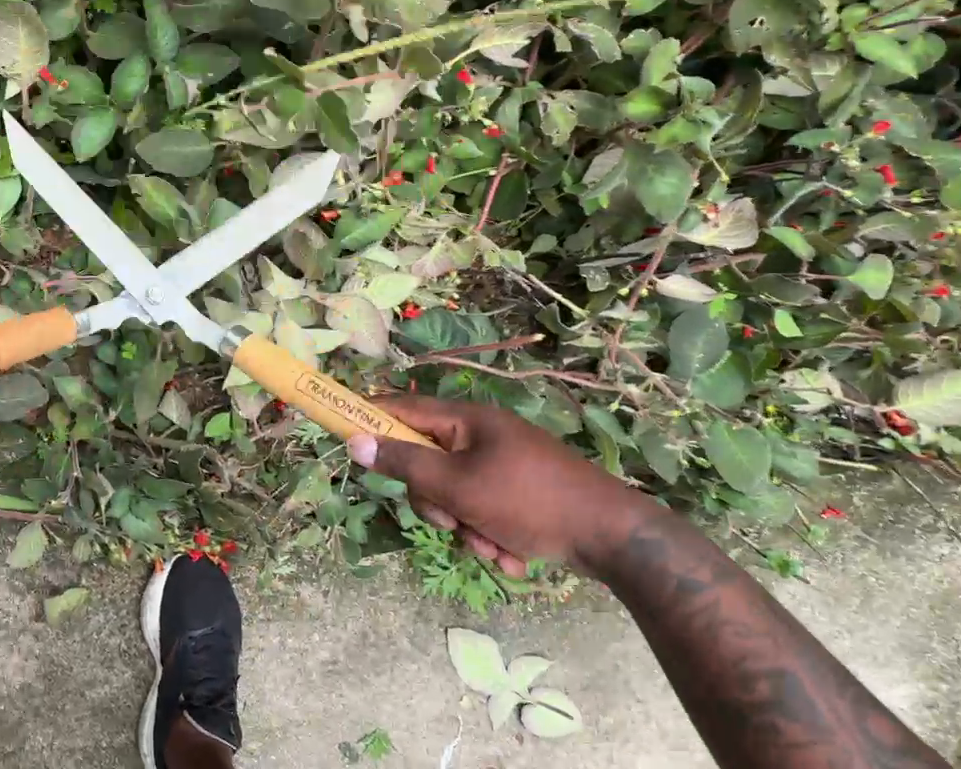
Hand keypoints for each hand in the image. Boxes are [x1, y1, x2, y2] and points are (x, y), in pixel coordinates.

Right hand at [347, 397, 655, 577]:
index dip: (369, 418)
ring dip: (463, 526)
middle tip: (450, 521)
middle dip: (433, 501)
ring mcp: (504, 464)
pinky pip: (482, 509)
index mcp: (466, 420)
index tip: (343, 434)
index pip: (400, 407)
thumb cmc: (530, 502)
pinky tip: (512, 556)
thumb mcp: (457, 486)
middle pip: (425, 462)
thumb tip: (355, 441)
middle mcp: (482, 436)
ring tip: (491, 548)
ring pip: (453, 493)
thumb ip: (402, 464)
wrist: (620, 541)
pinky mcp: (521, 492)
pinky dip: (489, 534)